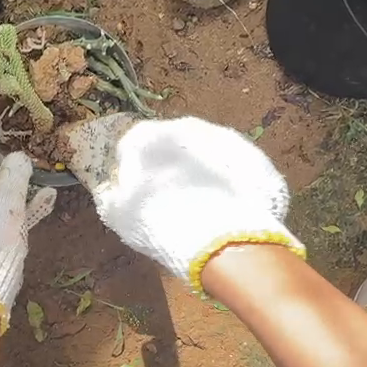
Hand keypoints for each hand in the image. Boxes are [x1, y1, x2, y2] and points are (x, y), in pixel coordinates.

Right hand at [65, 115, 302, 291]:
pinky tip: (226, 212)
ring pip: (206, 154)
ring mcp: (225, 139)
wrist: (218, 238)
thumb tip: (111, 188)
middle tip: (171, 200)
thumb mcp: (118, 215)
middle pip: (173, 145)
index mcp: (146, 137)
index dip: (133, 169)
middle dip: (170, 167)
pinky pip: (235, 170)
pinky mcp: (256, 158)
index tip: (136, 192)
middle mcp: (185, 127)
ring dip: (201, 174)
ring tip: (201, 209)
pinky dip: (229, 185)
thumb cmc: (156, 223)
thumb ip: (111, 195)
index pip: (132, 145)